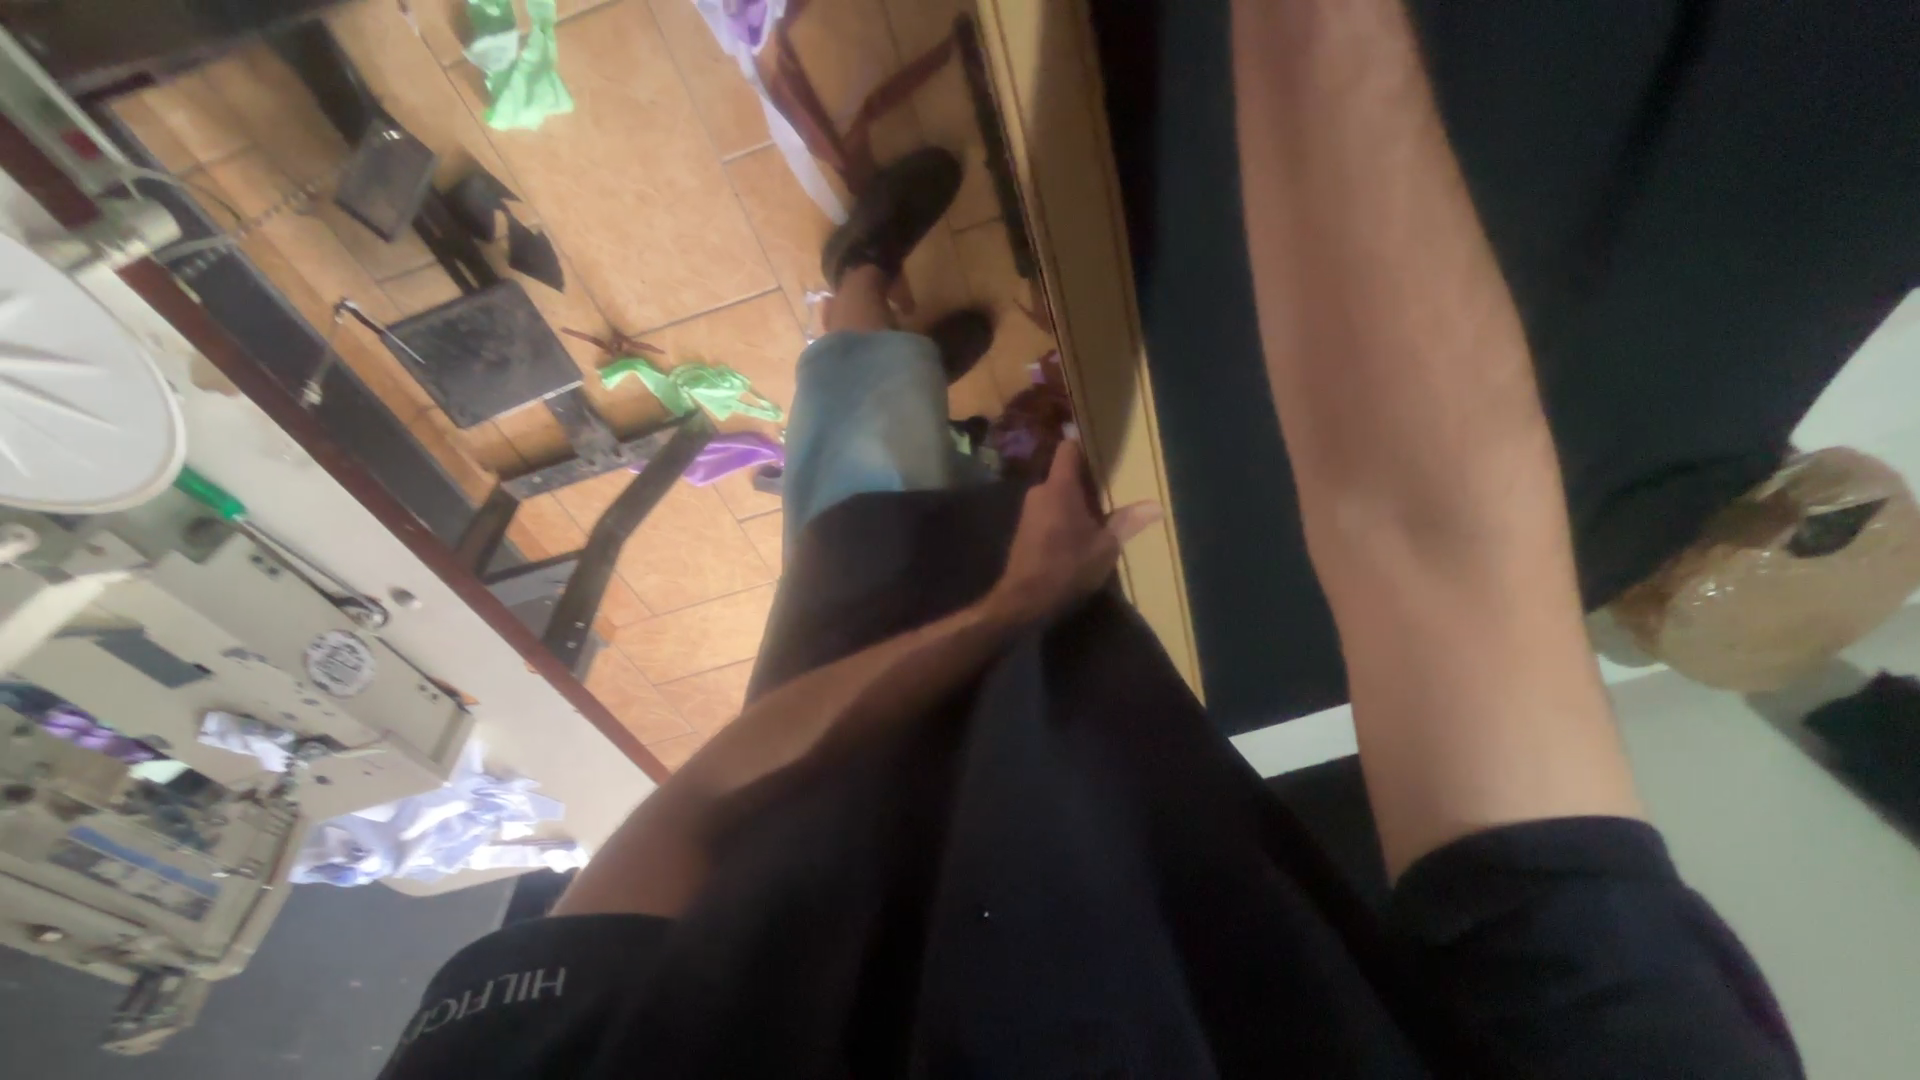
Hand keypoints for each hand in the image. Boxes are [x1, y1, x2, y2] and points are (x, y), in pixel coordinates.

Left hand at [986, 438, 1162, 624]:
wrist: (1024, 600)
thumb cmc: (1067, 568)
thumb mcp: (1105, 547)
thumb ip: (1128, 522)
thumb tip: (1157, 506)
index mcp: (1059, 487)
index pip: (1068, 448)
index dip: (1085, 444)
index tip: (1105, 448)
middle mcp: (1040, 491)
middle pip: (1065, 473)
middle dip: (1087, 479)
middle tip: (1114, 486)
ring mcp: (1029, 511)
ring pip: (1056, 494)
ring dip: (1076, 501)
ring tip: (1102, 512)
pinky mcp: (1024, 530)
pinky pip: (1048, 511)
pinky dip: (1064, 516)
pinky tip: (1081, 533)